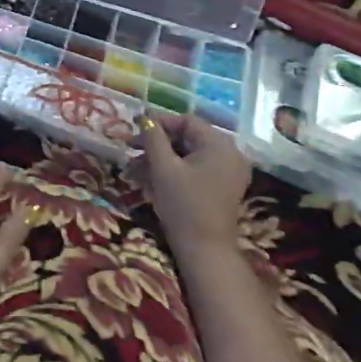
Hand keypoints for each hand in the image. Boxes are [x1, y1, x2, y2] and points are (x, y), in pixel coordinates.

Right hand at [137, 112, 251, 249]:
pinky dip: (175, 170)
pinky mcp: (224, 185)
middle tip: (130, 153)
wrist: (204, 246)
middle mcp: (231, 153)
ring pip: (189, 155)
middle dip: (157, 144)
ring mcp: (229, 171)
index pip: (187, 121)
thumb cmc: (182, 203)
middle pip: (188, 138)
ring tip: (135, 172)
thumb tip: (144, 116)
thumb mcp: (163, 168)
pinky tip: (153, 181)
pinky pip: (196, 168)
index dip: (158, 123)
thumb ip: (153, 138)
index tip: (133, 131)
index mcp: (220, 145)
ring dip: (161, 159)